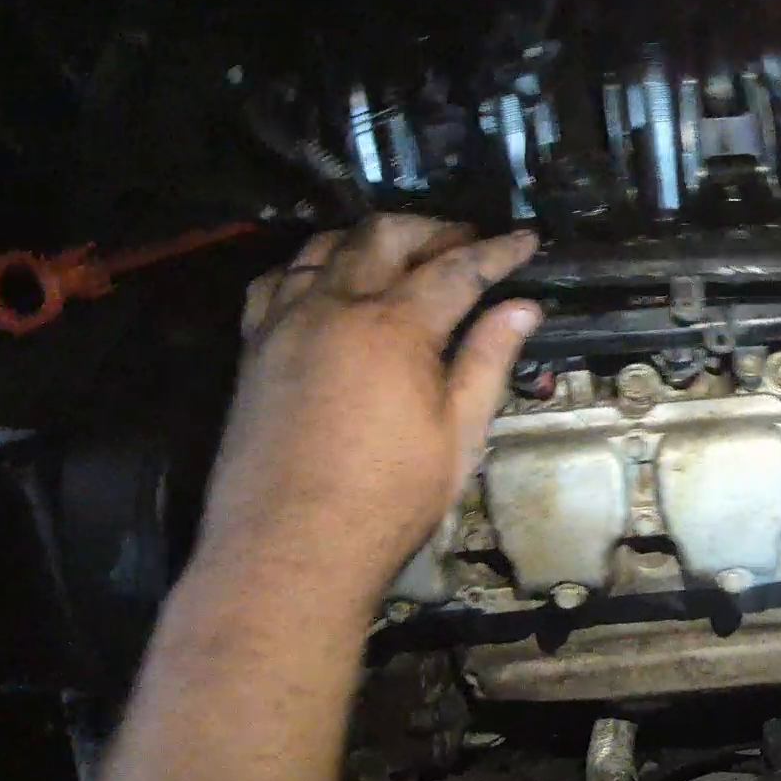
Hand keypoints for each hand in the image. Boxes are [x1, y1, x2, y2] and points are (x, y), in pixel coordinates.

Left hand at [193, 215, 541, 598]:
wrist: (290, 550)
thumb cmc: (390, 497)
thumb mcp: (460, 433)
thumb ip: (488, 360)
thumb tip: (524, 307)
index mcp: (393, 328)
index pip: (457, 269)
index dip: (498, 251)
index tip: (527, 238)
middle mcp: (334, 307)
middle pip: (384, 236)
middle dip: (433, 229)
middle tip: (469, 242)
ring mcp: (284, 323)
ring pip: (325, 247)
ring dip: (371, 239)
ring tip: (405, 254)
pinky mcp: (254, 347)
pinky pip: (279, 281)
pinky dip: (313, 267)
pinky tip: (331, 285)